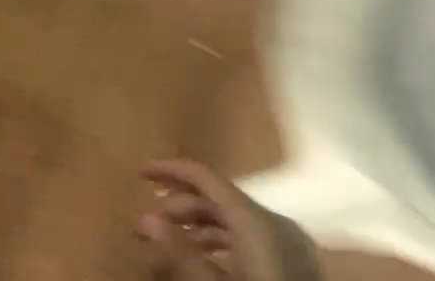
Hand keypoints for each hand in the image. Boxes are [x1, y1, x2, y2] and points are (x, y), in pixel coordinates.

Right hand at [138, 160, 318, 280]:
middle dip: (179, 207)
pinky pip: (249, 239)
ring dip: (197, 227)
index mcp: (255, 218)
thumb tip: (146, 219)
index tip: (140, 175)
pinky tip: (202, 261)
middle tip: (147, 224)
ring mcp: (287, 243)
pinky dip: (221, 242)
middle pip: (218, 199)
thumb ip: (180, 252)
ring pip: (233, 220)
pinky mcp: (294, 264)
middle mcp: (273, 221)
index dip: (171, 171)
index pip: (205, 176)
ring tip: (169, 243)